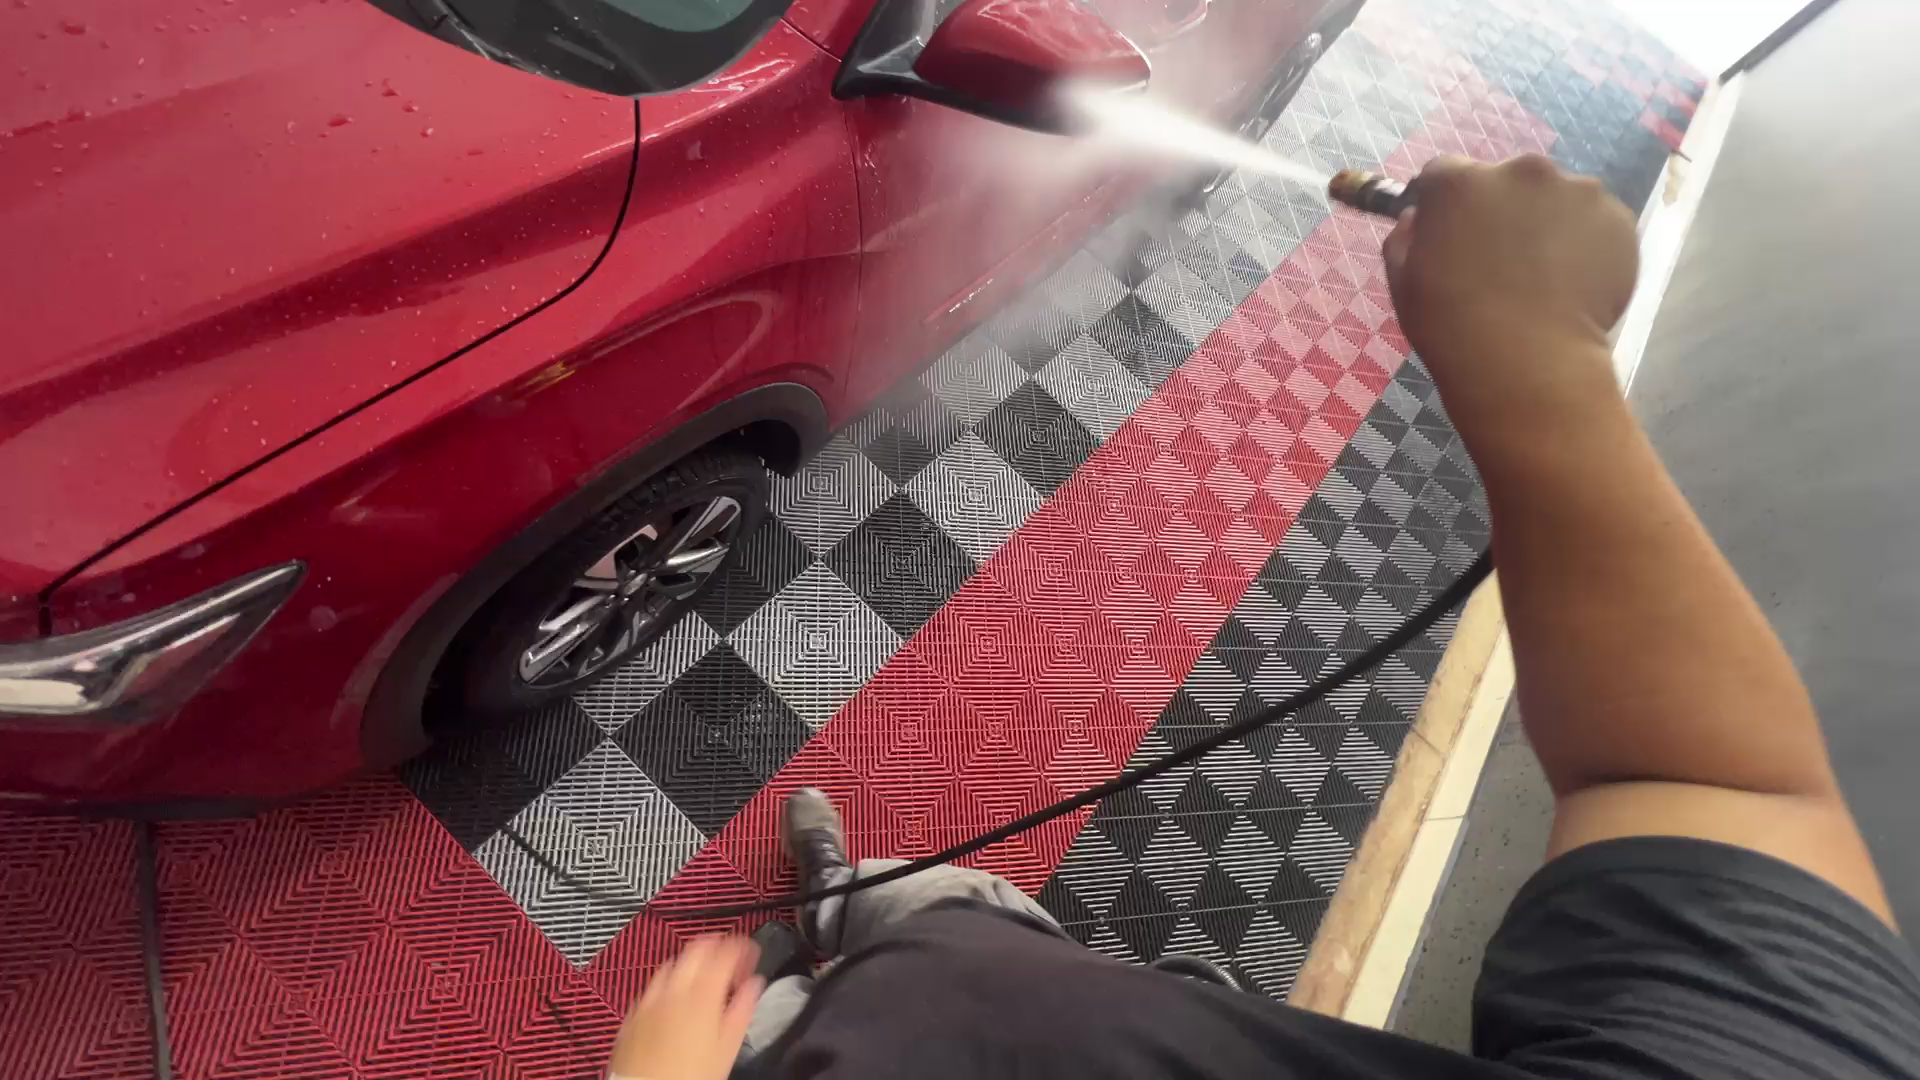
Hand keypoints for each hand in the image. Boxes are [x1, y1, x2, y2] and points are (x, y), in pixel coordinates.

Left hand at [607, 936, 763, 1079]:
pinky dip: (667, 982)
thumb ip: (743, 1008)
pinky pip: (652, 986)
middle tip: (730, 957)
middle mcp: (676, 989)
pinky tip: (673, 997)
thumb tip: (754, 984)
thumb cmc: (692, 1076)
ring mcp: (651, 1000)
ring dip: (691, 961)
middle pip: (698, 948)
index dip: (743, 947)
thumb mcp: (728, 1046)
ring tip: (703, 975)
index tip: (751, 954)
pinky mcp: (633, 1016)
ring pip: (673, 963)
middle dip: (717, 945)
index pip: (727, 951)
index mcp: (703, 992)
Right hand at [1383, 154, 1638, 446]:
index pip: (1440, 172)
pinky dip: (1575, 245)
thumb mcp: (1403, 282)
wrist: (1523, 357)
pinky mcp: (1618, 217)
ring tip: (1531, 278)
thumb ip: (1405, 239)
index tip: (1439, 230)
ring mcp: (1578, 189)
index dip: (1436, 201)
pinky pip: (1588, 223)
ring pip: (1550, 200)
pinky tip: (1560, 286)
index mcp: (1460, 184)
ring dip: (1539, 226)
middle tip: (1489, 260)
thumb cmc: (1446, 321)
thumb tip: (1417, 218)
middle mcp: (1523, 170)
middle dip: (1494, 210)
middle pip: (1503, 181)